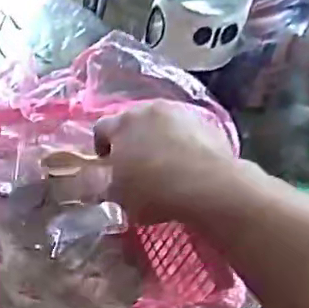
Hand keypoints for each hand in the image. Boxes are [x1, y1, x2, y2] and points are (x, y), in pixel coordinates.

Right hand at [93, 101, 241, 226]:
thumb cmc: (153, 192)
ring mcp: (181, 112)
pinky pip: (185, 130)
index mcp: (122, 124)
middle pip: (133, 121)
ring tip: (162, 165)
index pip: (101, 128)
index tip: (107, 164)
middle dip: (131, 140)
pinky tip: (185, 165)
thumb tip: (105, 184)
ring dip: (157, 139)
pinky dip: (181, 143)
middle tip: (134, 166)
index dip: (101, 147)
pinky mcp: (206, 121)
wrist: (207, 186)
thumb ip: (106, 186)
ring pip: (161, 123)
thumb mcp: (118, 198)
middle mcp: (150, 109)